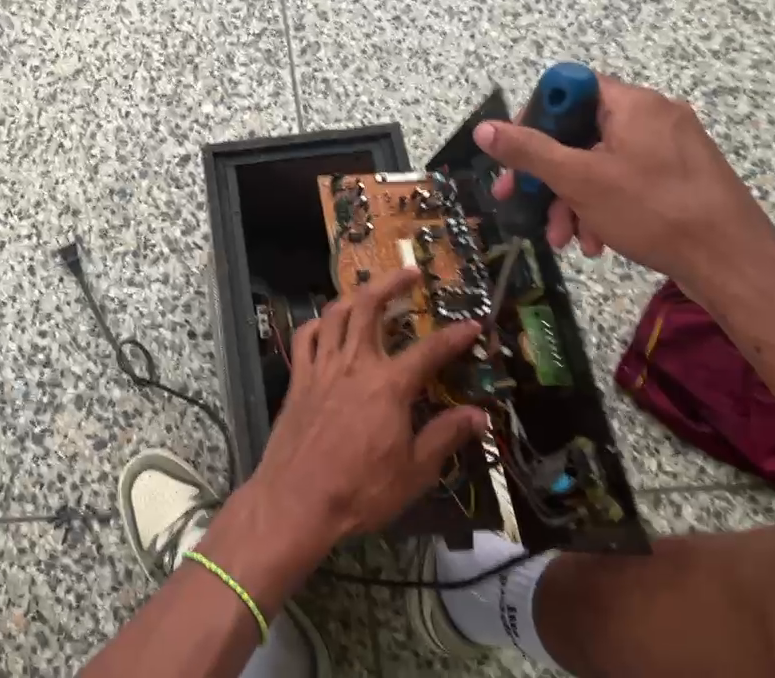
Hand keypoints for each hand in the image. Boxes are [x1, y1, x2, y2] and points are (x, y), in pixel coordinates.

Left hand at [246, 267, 487, 547]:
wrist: (296, 499)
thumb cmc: (361, 491)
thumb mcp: (414, 472)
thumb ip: (445, 437)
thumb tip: (478, 415)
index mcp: (388, 386)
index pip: (429, 351)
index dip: (454, 336)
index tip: (473, 323)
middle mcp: (354, 365)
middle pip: (369, 308)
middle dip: (391, 283)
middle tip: (411, 274)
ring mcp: (321, 368)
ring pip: (335, 314)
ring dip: (354, 296)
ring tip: (370, 292)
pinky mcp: (297, 379)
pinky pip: (305, 337)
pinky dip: (317, 323)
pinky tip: (325, 324)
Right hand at [478, 73, 774, 306]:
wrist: (734, 263)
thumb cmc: (653, 210)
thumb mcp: (578, 180)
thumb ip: (527, 151)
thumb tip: (483, 128)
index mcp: (632, 104)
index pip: (568, 89)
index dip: (535, 118)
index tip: (516, 154)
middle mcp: (654, 116)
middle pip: (579, 131)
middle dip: (547, 174)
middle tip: (521, 202)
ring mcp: (671, 148)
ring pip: (600, 162)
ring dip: (571, 199)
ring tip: (564, 239)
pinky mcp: (681, 178)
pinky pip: (626, 180)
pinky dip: (602, 206)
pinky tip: (596, 242)